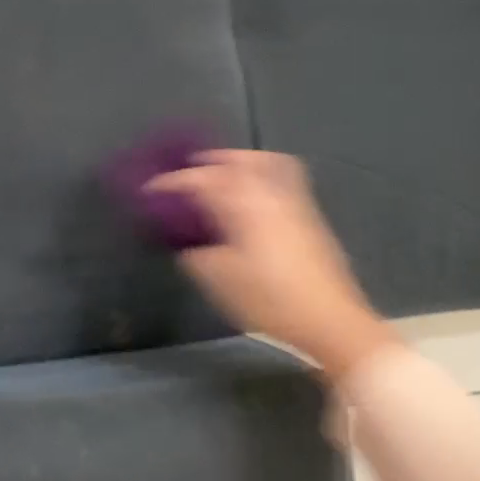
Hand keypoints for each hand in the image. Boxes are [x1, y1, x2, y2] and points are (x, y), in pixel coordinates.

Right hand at [148, 150, 391, 379]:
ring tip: (222, 171)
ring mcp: (293, 201)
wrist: (329, 319)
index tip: (150, 188)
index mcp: (242, 204)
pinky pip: (281, 177)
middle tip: (186, 170)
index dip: (172, 182)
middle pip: (236, 161)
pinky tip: (252, 193)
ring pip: (264, 164)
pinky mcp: (309, 216)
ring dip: (238, 161)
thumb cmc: (268, 298)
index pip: (201, 180)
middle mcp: (268, 192)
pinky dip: (261, 173)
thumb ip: (195, 254)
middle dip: (208, 162)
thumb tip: (189, 243)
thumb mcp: (218, 279)